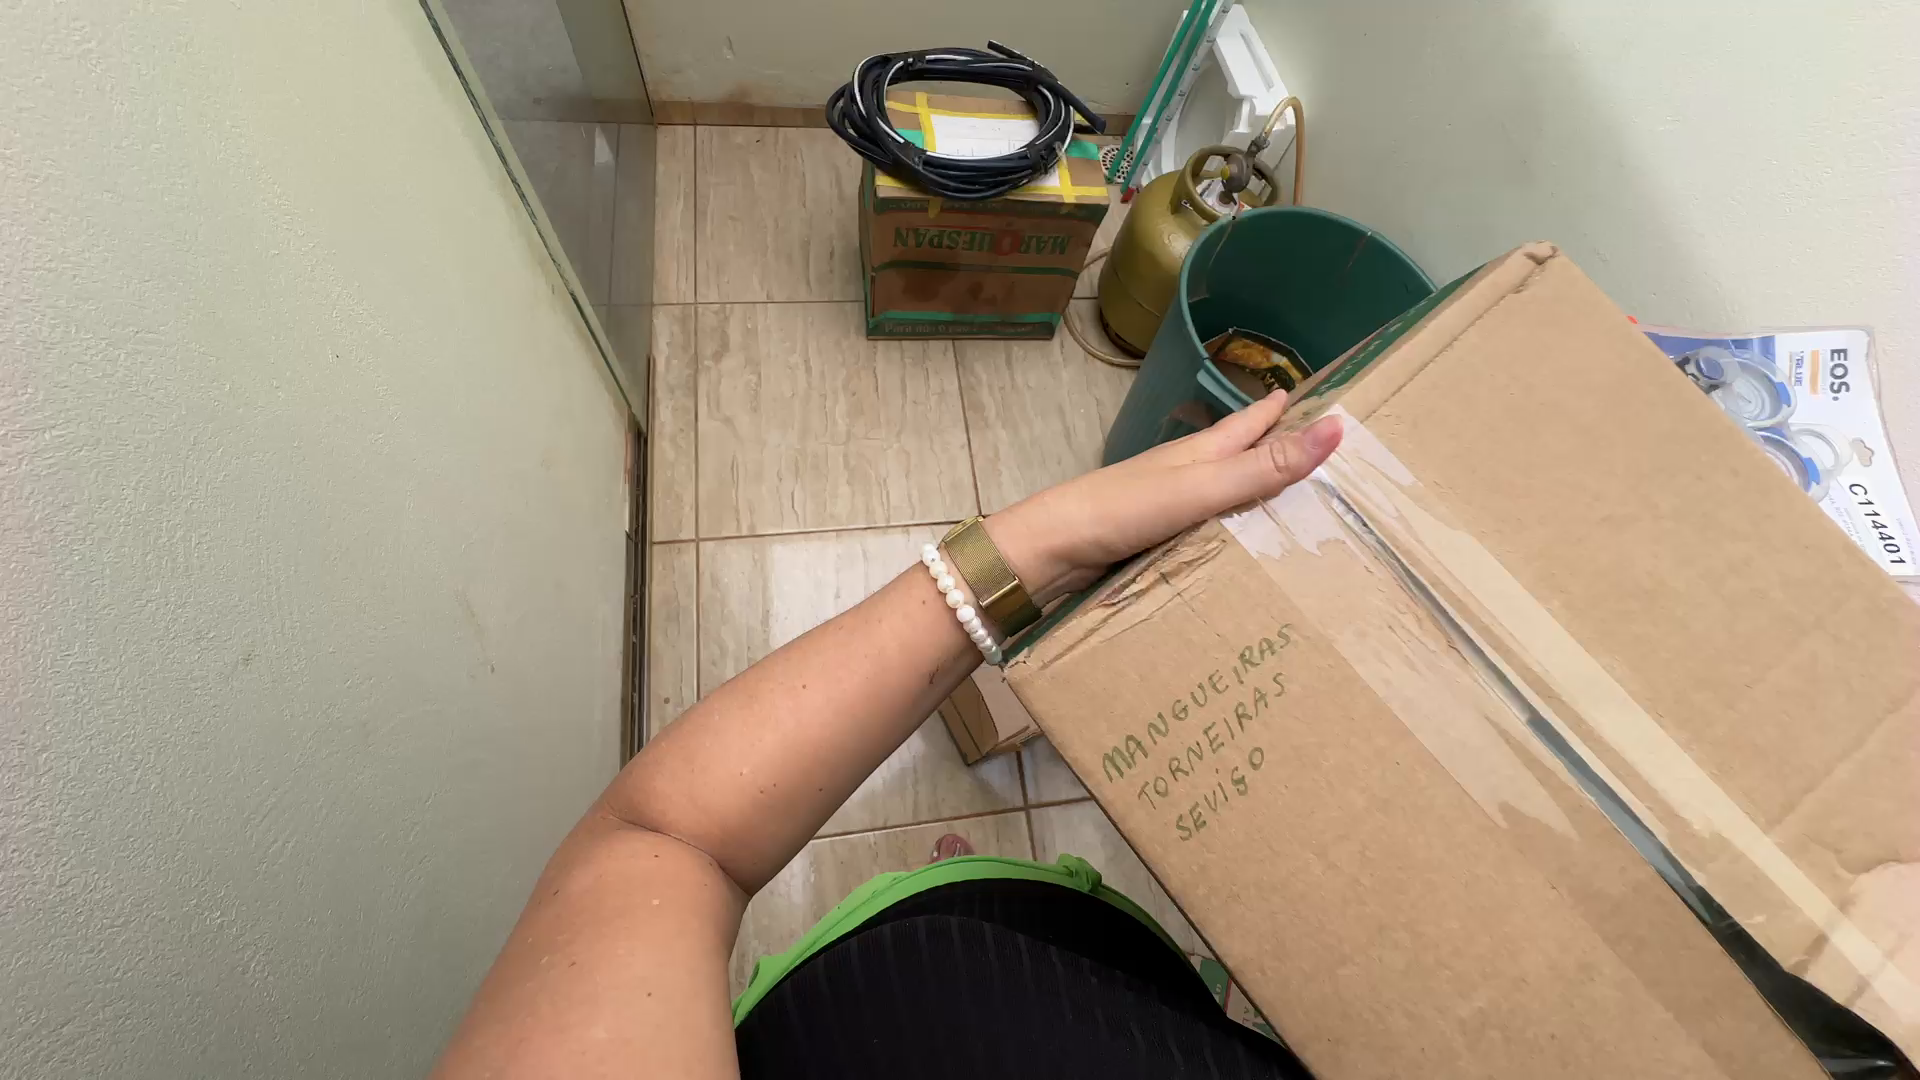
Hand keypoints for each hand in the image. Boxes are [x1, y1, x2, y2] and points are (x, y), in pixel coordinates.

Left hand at [988, 392, 1342, 604]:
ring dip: (1252, 495)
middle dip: (1274, 450)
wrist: (1054, 550)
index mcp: (1198, 453)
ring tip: (1292, 506)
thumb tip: (1337, 427)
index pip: (1251, 423)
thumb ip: (1261, 467)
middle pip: (1237, 456)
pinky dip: (1228, 532)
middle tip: (1322, 455)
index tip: (1328, 398)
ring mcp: (1165, 507)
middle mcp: (1184, 474)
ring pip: (1220, 495)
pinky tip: (1240, 549)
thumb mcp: (1201, 486)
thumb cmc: (1124, 509)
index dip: (1285, 410)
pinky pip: (1203, 532)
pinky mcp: (1152, 540)